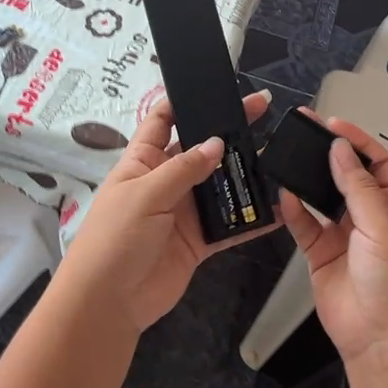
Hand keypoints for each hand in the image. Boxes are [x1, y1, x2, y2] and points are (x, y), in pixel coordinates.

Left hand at [59, 90, 276, 333]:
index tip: (215, 85)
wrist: (108, 303)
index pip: (163, 120)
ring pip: (219, 184)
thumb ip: (183, 168)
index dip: (185, 101)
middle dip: (228, 131)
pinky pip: (229, 224)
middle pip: (200, 148)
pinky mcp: (198, 241)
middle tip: (264, 109)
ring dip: (244, 172)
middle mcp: (165, 181)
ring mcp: (183, 211)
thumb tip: (217, 143)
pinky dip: (251, 218)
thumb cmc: (115, 238)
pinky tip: (276, 209)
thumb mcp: (145, 194)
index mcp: (143, 161)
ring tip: (279, 154)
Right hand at [277, 114, 387, 365]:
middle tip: (303, 129)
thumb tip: (340, 149)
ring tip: (287, 153)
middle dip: (328, 154)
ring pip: (322, 198)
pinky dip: (293, 210)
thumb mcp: (384, 228)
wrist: (385, 345)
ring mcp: (345, 237)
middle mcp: (372, 218)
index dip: (357, 141)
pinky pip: (304, 225)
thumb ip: (358, 187)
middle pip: (347, 176)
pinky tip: (283, 194)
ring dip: (308, 178)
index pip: (378, 163)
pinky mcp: (321, 255)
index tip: (331, 123)